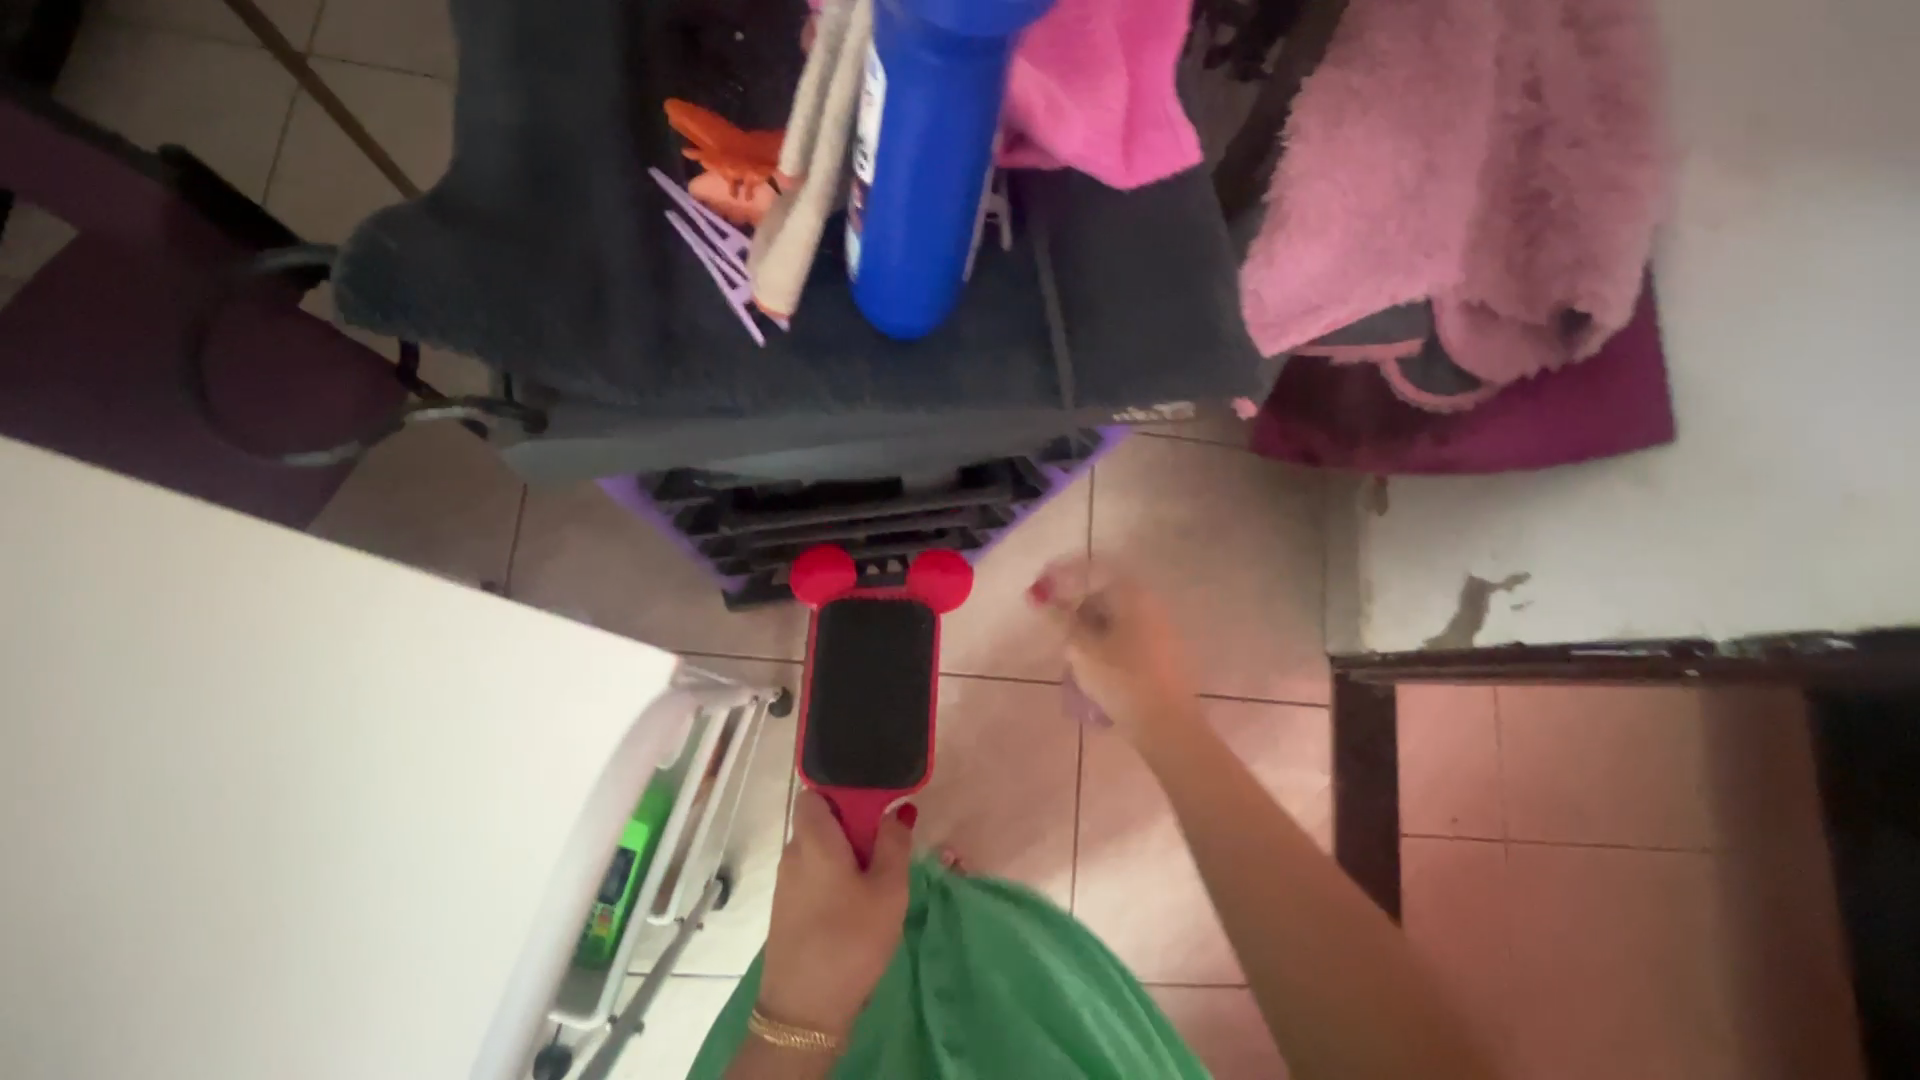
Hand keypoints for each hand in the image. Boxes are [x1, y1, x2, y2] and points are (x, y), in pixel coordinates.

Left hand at [756, 790, 913, 1036]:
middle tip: (886, 844)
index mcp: (813, 839)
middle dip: (851, 825)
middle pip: (820, 821)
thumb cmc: (851, 940)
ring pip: (817, 850)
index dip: (841, 790)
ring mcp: (786, 883)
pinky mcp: (787, 909)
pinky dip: (833, 878)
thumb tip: (896, 810)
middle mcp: (792, 853)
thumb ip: (894, 843)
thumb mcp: (888, 890)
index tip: (873, 803)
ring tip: (876, 877)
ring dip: (844, 854)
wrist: (805, 1010)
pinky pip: (812, 875)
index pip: (814, 792)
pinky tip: (856, 904)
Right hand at [1030, 557, 1200, 736]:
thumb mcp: (1081, 649)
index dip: (1062, 578)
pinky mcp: (1163, 655)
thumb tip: (1041, 598)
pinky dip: (1106, 645)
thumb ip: (1060, 620)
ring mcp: (1161, 631)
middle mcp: (1151, 605)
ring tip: (1070, 654)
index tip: (1039, 592)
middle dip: (1076, 608)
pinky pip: (1127, 639)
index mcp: (1133, 595)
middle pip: (1105, 596)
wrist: (1167, 724)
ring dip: (1090, 630)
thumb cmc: (1121, 679)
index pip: (1092, 573)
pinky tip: (1093, 668)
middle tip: (1055, 627)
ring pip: (1115, 620)